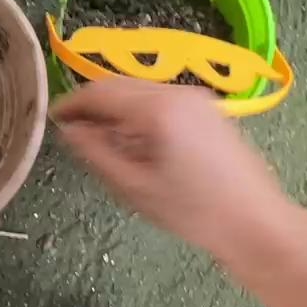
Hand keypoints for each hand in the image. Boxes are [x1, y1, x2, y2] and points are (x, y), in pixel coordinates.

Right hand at [52, 78, 293, 259]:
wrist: (255, 222)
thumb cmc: (191, 211)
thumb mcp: (133, 186)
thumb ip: (96, 152)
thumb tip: (70, 131)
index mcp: (157, 109)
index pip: (100, 92)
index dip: (71, 103)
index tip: (52, 118)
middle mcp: (177, 92)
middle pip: (119, 85)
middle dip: (91, 103)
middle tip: (70, 127)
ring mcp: (196, 98)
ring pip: (140, 90)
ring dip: (114, 107)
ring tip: (98, 136)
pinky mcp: (207, 110)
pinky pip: (160, 99)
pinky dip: (136, 111)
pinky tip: (131, 138)